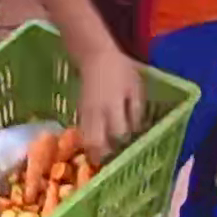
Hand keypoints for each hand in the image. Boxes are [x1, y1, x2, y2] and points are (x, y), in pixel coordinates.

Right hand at [76, 47, 145, 161]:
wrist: (95, 57)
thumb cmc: (120, 70)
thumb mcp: (135, 86)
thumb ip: (136, 110)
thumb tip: (136, 131)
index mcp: (114, 105)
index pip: (119, 132)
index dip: (124, 140)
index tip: (130, 143)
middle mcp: (98, 113)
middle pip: (97, 143)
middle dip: (104, 154)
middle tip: (112, 159)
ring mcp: (86, 115)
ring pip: (87, 142)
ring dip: (94, 152)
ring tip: (102, 156)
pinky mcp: (79, 115)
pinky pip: (82, 135)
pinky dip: (88, 143)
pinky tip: (95, 145)